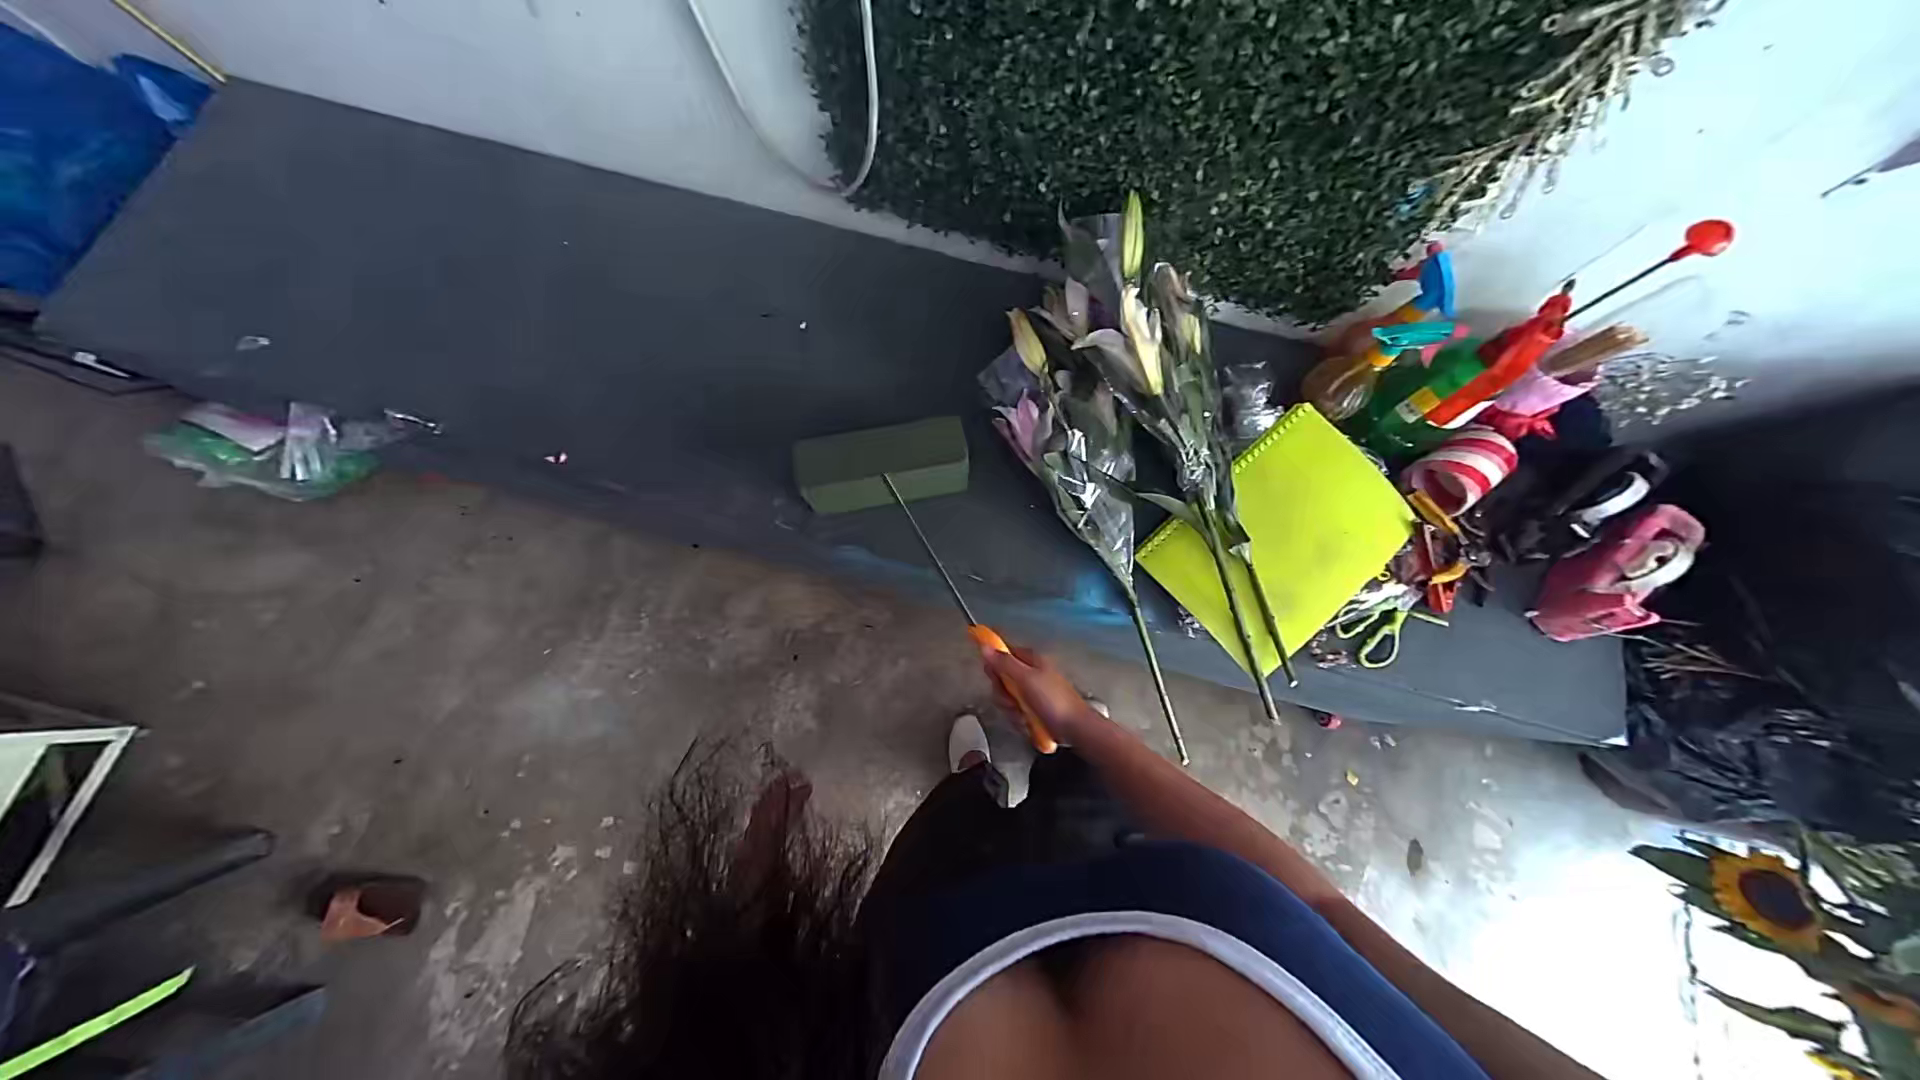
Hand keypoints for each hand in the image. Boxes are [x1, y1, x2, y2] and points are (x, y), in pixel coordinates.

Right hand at [981, 645, 1110, 744]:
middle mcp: (1030, 674)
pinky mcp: (1033, 710)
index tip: (994, 676)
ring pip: (1007, 698)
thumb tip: (985, 645)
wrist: (1075, 728)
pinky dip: (1020, 719)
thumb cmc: (1052, 700)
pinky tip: (1028, 724)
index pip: (1004, 654)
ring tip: (1024, 715)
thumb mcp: (1026, 678)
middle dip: (1004, 694)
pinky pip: (1016, 712)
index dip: (995, 665)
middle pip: (1002, 679)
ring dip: (1012, 709)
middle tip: (1013, 701)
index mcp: (1031, 660)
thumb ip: (1004, 662)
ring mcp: (1032, 693)